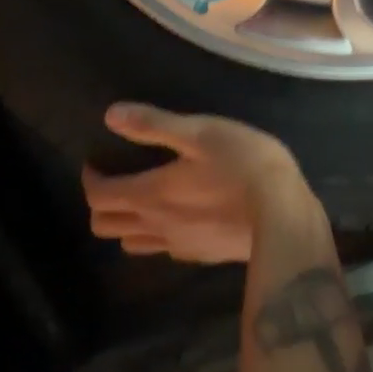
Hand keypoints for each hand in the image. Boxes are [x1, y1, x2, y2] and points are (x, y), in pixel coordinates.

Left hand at [82, 103, 305, 262]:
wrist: (282, 215)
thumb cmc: (242, 164)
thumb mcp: (202, 133)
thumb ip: (155, 125)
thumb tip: (111, 115)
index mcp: (149, 194)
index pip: (98, 195)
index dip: (91, 177)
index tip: (96, 161)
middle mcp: (154, 225)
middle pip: (104, 225)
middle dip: (101, 202)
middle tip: (116, 180)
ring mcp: (177, 246)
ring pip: (130, 243)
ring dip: (125, 223)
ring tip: (141, 202)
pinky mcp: (200, 256)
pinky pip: (162, 250)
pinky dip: (156, 235)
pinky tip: (178, 220)